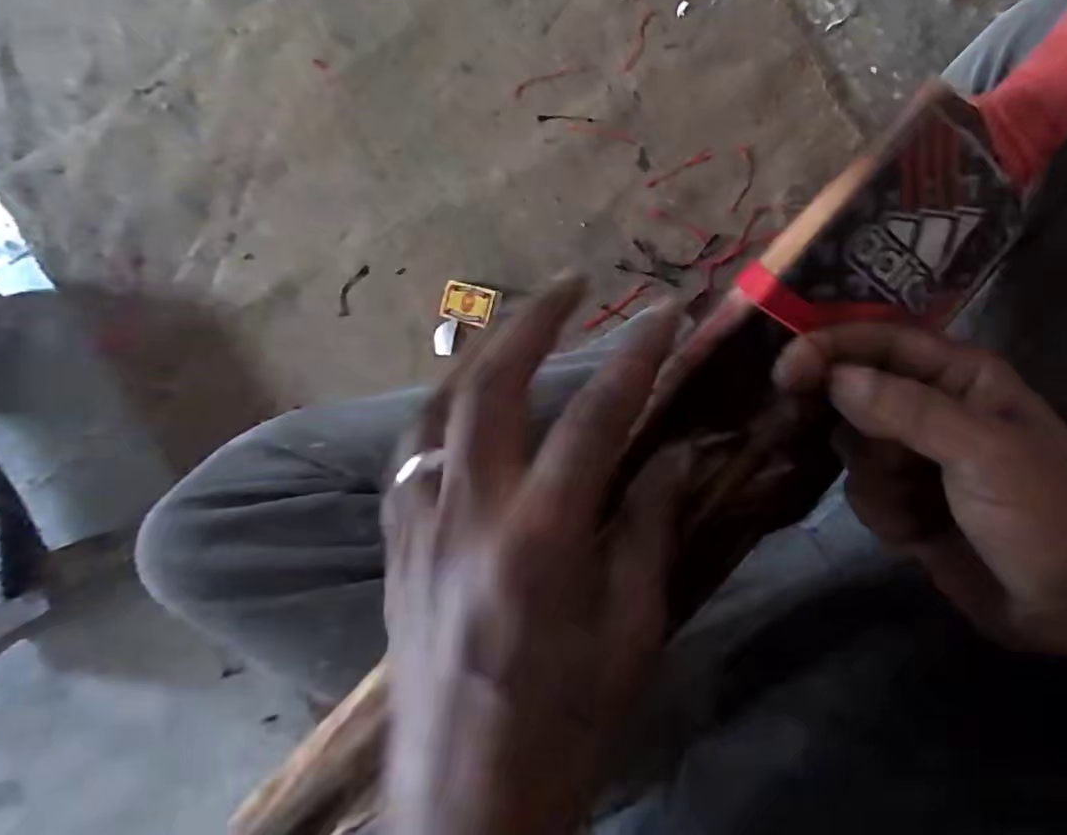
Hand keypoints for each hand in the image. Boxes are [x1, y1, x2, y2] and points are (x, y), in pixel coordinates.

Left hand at [380, 276, 688, 834]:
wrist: (466, 805)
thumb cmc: (567, 724)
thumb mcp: (632, 629)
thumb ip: (647, 527)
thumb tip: (671, 453)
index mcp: (540, 541)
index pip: (597, 418)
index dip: (638, 356)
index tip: (667, 313)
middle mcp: (469, 516)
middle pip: (492, 386)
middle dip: (534, 320)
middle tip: (573, 283)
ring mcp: (419, 527)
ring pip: (436, 408)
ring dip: (481, 352)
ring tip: (517, 321)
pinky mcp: (396, 547)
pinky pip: (411, 452)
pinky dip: (442, 407)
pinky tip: (464, 397)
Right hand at [773, 323, 1066, 661]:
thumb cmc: (1047, 516)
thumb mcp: (985, 454)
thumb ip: (908, 410)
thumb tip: (836, 377)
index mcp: (961, 376)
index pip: (883, 341)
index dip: (832, 346)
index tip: (787, 367)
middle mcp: (932, 406)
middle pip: (855, 387)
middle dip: (841, 415)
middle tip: (807, 428)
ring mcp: (916, 455)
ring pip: (851, 443)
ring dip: (872, 476)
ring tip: (913, 504)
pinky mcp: (904, 499)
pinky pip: (861, 489)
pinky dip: (881, 510)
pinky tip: (915, 533)